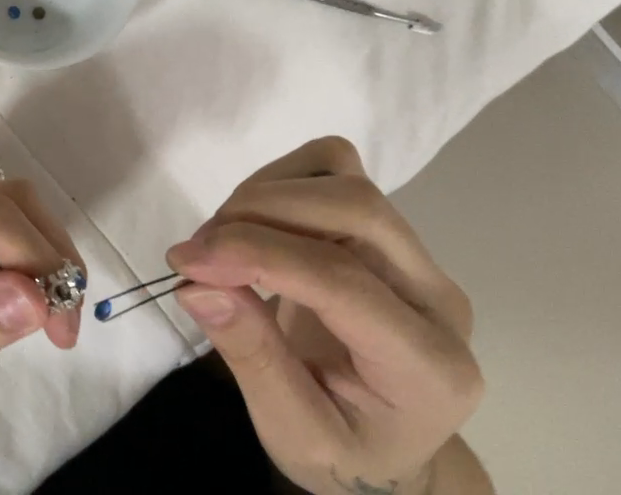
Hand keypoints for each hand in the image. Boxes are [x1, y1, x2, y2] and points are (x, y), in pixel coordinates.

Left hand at [0, 181, 83, 447]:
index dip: (42, 262)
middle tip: (61, 327)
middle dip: (48, 255)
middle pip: (7, 202)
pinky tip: (6, 313)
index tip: (63, 330)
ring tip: (42, 323)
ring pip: (3, 213)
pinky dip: (13, 267)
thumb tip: (38, 294)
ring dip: (36, 259)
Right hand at [167, 137, 482, 494]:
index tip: (184, 262)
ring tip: (220, 240)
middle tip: (197, 252)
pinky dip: (280, 181)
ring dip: (264, 194)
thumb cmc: (343, 449)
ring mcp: (416, 258)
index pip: (342, 281)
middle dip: (258, 213)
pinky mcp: (387, 232)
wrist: (386, 448)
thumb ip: (252, 357)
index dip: (255, 256)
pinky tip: (251, 224)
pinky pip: (334, 170)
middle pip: (355, 208)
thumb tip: (196, 284)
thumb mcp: (294, 433)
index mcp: (427, 365)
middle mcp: (436, 300)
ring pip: (343, 179)